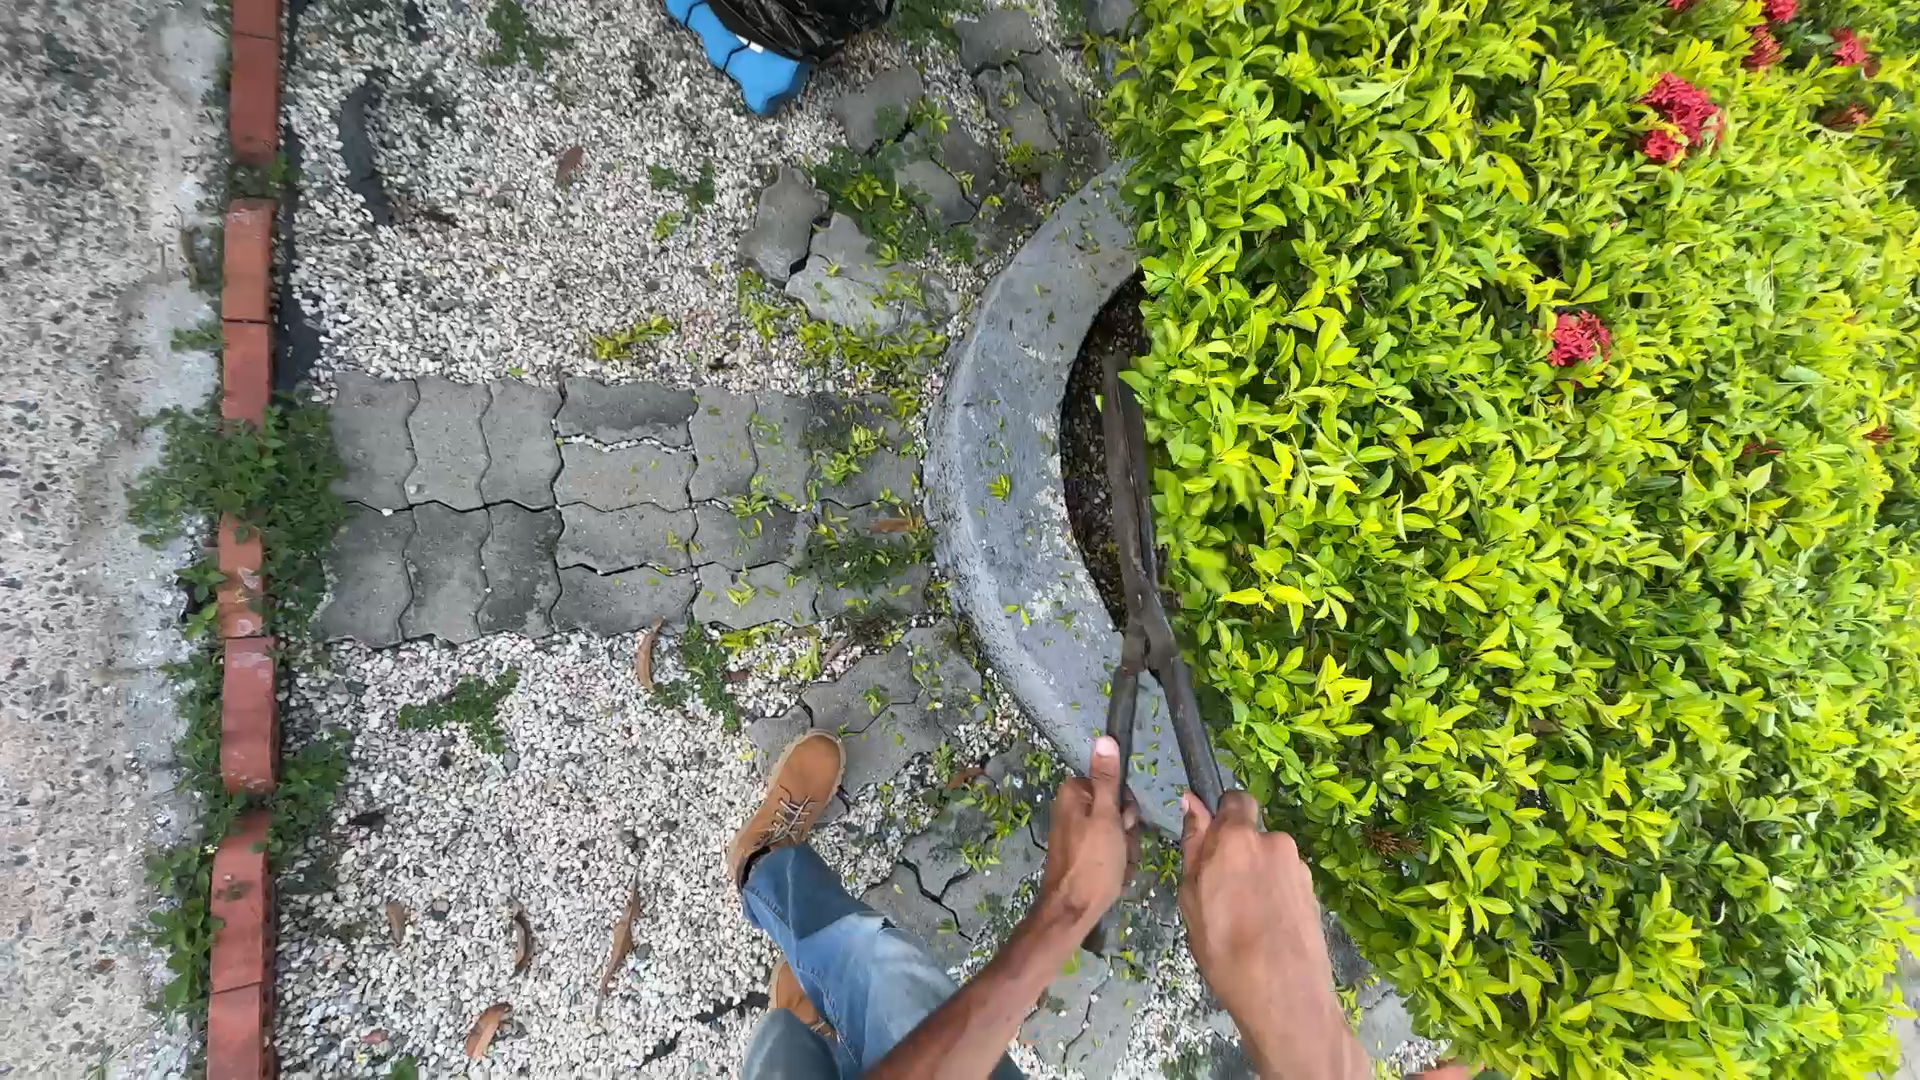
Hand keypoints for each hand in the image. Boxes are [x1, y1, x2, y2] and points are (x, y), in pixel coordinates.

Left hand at [1036, 736, 1137, 934]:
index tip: (1124, 825)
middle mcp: (1072, 806)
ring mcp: (1076, 830)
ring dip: (1125, 849)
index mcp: (1074, 792)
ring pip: (1117, 831)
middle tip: (1121, 848)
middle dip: (1127, 831)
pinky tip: (1115, 875)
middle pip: (1117, 808)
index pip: (1114, 786)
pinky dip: (1118, 861)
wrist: (1073, 909)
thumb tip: (1105, 738)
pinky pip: (1110, 848)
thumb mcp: (1106, 816)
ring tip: (1119, 865)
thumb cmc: (1092, 861)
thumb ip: (1107, 778)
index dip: (1125, 808)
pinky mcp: (1082, 851)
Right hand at [1179, 791, 1365, 1079]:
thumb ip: (1194, 844)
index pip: (1235, 799)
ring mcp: (1300, 870)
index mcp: (1239, 836)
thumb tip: (1192, 801)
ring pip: (1270, 860)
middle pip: (1252, 834)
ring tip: (1246, 917)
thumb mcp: (1192, 894)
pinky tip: (1266, 929)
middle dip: (1239, 852)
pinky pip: (1286, 883)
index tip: (1212, 842)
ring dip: (1258, 876)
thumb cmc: (1224, 944)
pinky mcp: (1315, 896)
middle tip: (1222, 890)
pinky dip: (1275, 896)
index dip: (1223, 816)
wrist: (1286, 998)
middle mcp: (1275, 842)